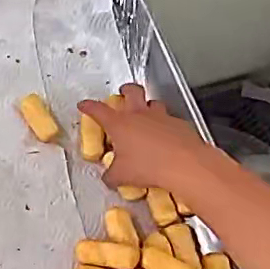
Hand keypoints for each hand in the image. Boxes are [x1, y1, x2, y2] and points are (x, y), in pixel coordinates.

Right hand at [78, 84, 225, 195]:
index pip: (98, 110)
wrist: (185, 165)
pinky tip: (165, 135)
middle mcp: (140, 114)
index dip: (89, 106)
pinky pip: (170, 118)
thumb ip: (111, 175)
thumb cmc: (149, 166)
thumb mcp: (121, 175)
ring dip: (148, 105)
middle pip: (131, 91)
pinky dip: (165, 123)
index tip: (85, 105)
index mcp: (119, 124)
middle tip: (123, 92)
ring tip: (146, 112)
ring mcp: (161, 117)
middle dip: (125, 90)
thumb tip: (109, 178)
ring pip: (153, 102)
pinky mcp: (179, 124)